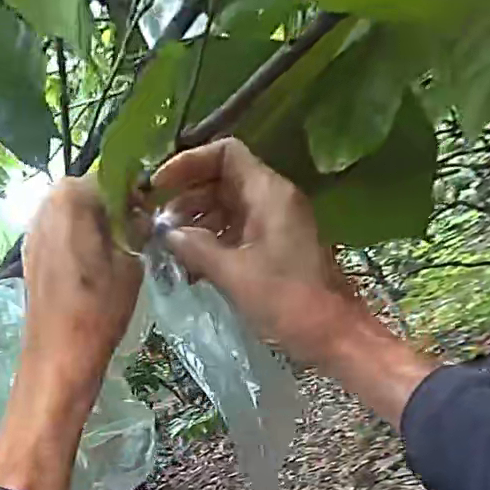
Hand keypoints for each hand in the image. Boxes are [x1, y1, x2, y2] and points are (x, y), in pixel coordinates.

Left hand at [0, 177, 142, 489]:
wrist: (59, 360)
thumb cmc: (98, 312)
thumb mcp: (130, 265)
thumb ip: (134, 228)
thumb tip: (137, 214)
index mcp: (69, 197)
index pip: (110, 177)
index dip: (134, 195)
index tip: (150, 219)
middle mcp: (43, 206)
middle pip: (88, 195)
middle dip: (113, 211)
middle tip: (136, 240)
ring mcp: (32, 233)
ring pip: (74, 218)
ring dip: (97, 230)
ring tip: (118, 260)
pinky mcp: (30, 258)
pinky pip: (62, 238)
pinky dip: (81, 247)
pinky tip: (96, 274)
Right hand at [151, 139, 437, 425]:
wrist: (330, 335)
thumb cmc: (285, 301)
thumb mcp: (234, 274)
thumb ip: (197, 248)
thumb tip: (168, 233)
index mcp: (268, 193)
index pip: (225, 154)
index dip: (188, 164)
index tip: (159, 187)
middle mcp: (273, 200)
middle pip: (223, 181)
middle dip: (188, 199)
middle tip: (160, 226)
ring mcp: (276, 226)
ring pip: (228, 209)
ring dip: (197, 224)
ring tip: (171, 249)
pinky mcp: (275, 250)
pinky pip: (238, 234)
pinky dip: (213, 244)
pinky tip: (192, 267)